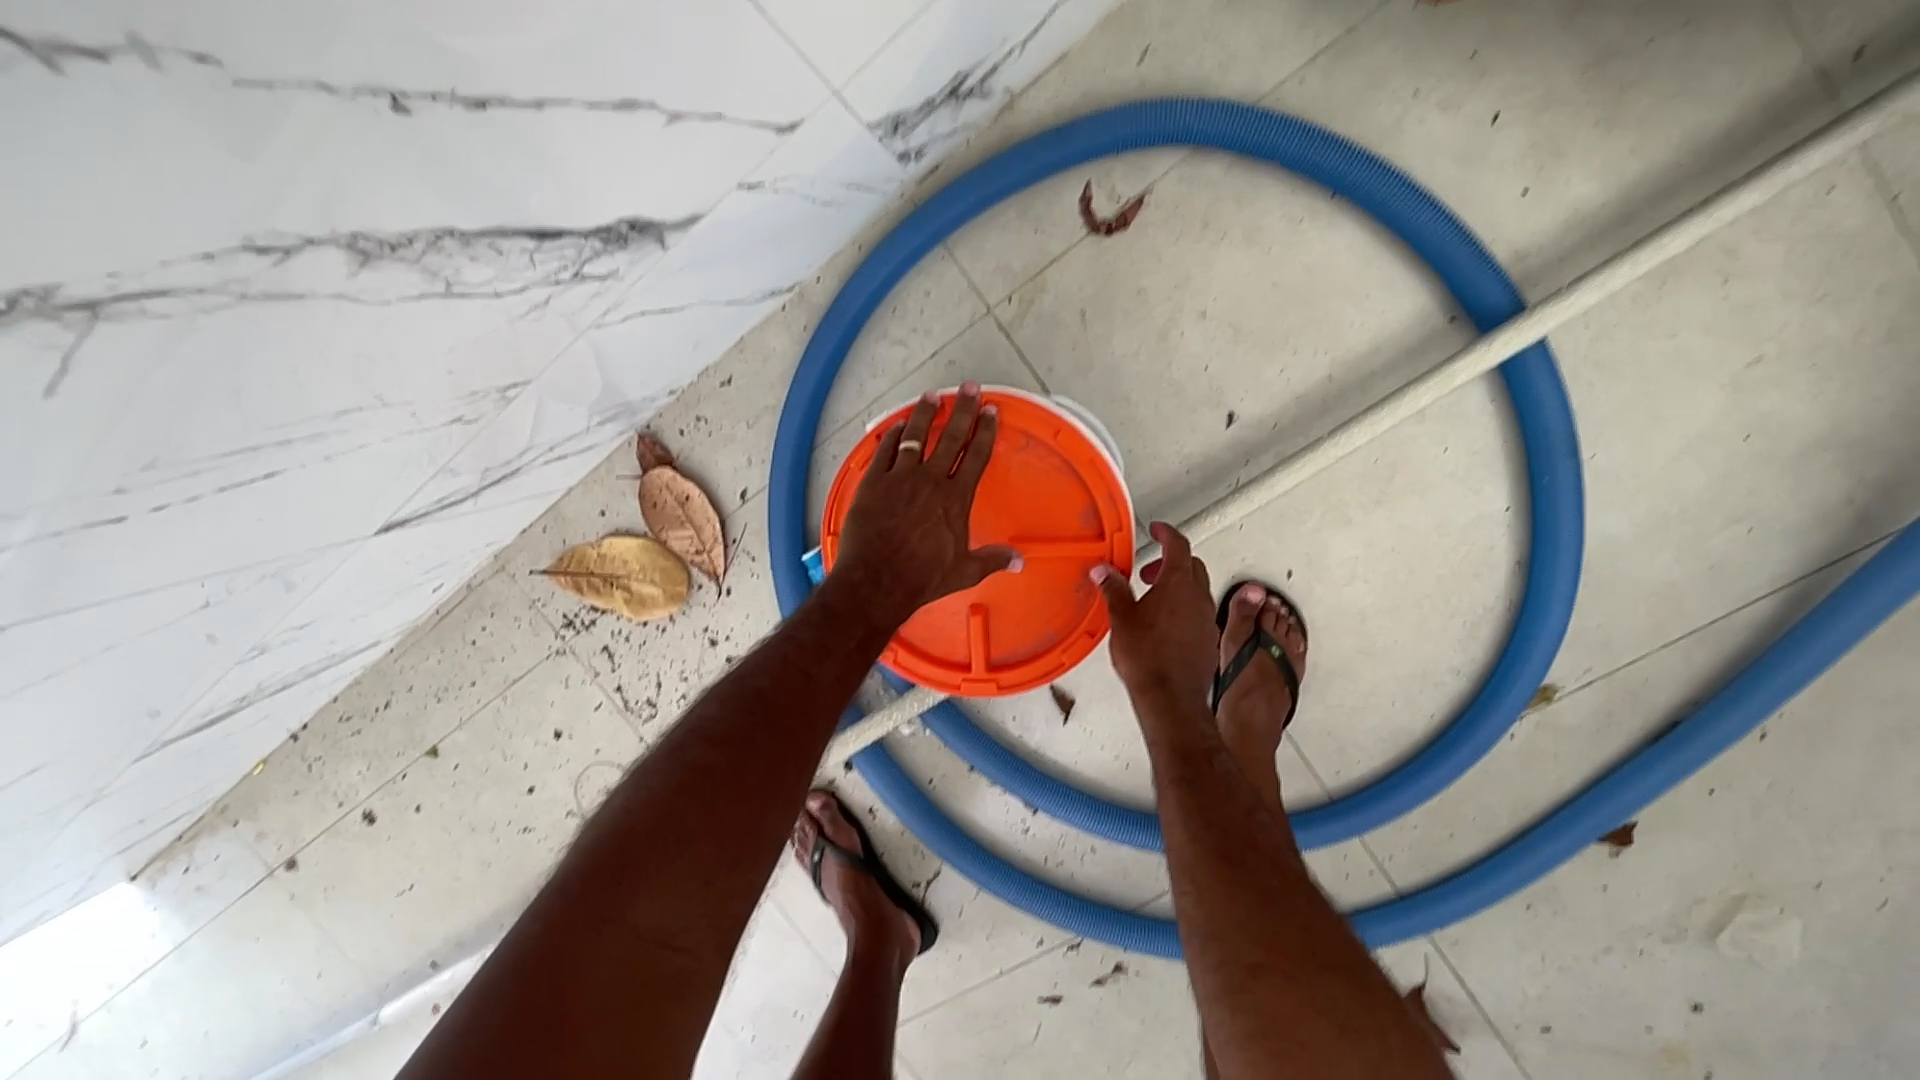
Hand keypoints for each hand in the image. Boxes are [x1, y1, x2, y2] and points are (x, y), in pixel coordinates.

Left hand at [834, 382, 1019, 624]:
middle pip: (951, 437)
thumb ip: (992, 559)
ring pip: (916, 436)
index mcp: (955, 498)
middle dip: (962, 409)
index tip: (990, 411)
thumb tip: (1019, 561)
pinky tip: (897, 425)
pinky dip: (893, 435)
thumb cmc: (923, 578)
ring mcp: (900, 478)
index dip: (985, 431)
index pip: (976, 456)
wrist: (877, 580)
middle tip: (969, 387)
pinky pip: (885, 451)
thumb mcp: (964, 571)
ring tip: (932, 395)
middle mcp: (930, 480)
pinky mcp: (873, 483)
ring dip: (925, 413)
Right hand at [1091, 522, 1216, 710]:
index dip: (1167, 533)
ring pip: (1197, 590)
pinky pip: (1198, 614)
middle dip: (1170, 561)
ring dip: (1177, 586)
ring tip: (1152, 599)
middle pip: (1191, 565)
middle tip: (1149, 569)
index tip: (1158, 529)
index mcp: (1177, 584)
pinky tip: (1164, 625)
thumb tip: (1104, 572)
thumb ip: (1113, 589)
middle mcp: (1198, 598)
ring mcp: (1206, 620)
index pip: (1178, 545)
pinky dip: (1183, 609)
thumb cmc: (1149, 659)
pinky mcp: (1208, 640)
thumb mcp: (1121, 617)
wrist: (1170, 697)